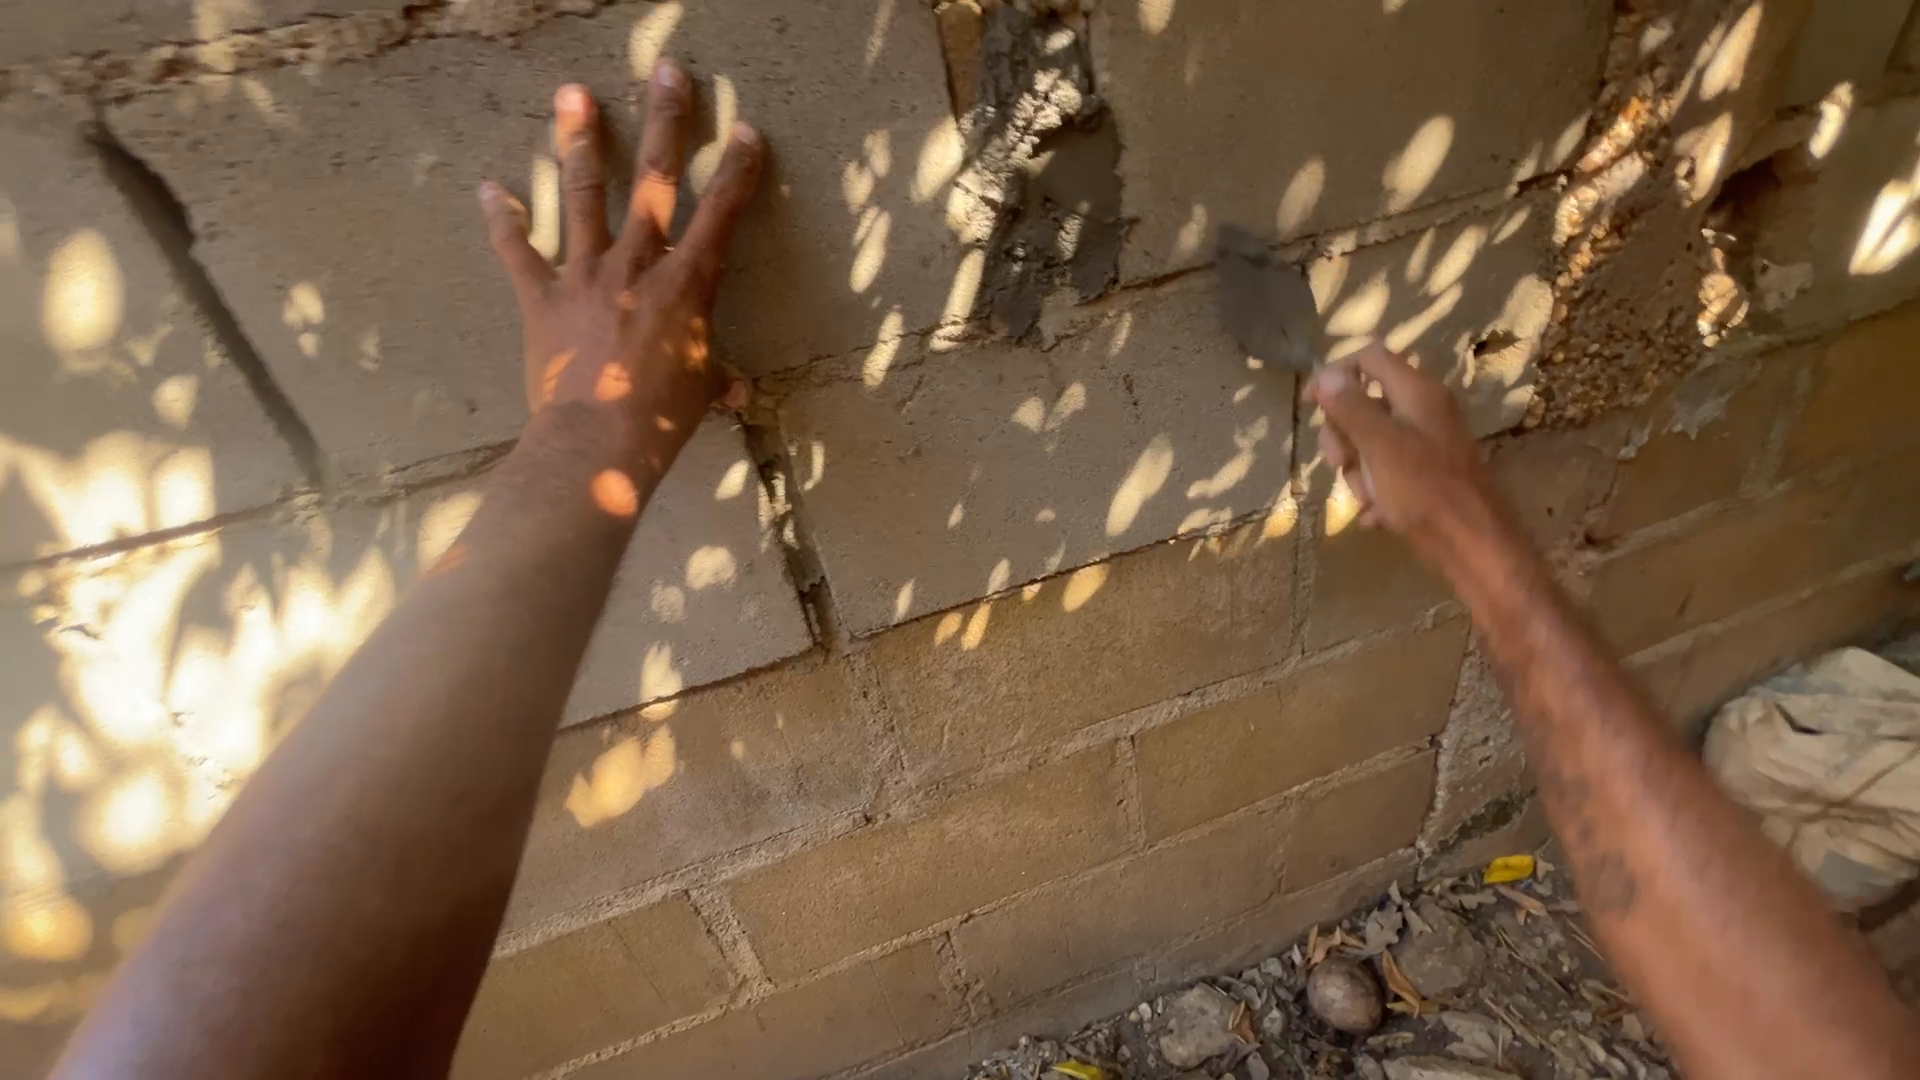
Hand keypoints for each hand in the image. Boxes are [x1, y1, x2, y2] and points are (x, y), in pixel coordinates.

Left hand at [477, 63, 762, 468]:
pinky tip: (489, 186)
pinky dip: (502, 219)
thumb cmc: (665, 418)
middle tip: (667, 72)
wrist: (599, 440)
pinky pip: (517, 249)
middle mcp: (638, 264)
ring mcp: (586, 274)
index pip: (721, 216)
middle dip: (665, 123)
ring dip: (580, 142)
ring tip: (574, 93)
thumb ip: (719, 382)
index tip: (746, 131)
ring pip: (583, 195)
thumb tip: (738, 394)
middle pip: (654, 181)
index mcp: (688, 286)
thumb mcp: (702, 394)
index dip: (737, 172)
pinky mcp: (541, 296)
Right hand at [1302, 345, 1508, 560]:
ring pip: (1368, 440)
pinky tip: (1376, 511)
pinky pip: (1382, 468)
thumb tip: (1323, 373)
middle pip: (1363, 402)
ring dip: (1355, 469)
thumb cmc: (1424, 491)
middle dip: (1341, 434)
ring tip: (1365, 496)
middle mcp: (1422, 410)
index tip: (1309, 406)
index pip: (1368, 358)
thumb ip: (1350, 408)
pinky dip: (1373, 487)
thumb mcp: (1379, 446)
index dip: (1334, 375)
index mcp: (1416, 393)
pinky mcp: (1422, 470)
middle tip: (1338, 463)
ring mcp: (1424, 441)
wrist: (1471, 544)